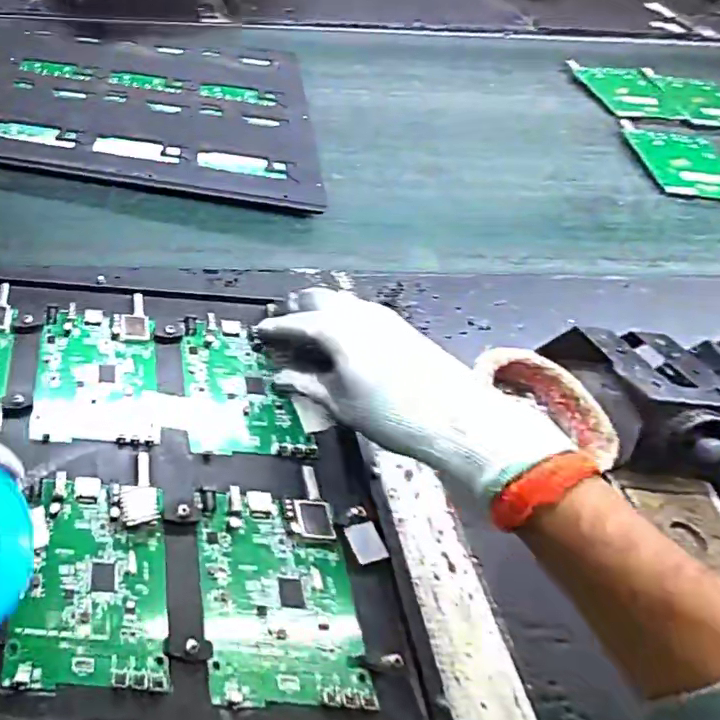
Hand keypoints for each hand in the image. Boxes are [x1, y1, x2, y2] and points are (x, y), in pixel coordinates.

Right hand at [254, 288, 573, 504]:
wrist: (461, 420)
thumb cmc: (392, 415)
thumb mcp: (340, 404)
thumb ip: (306, 385)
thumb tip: (281, 378)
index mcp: (334, 329)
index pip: (293, 323)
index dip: (273, 329)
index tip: (259, 333)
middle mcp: (356, 314)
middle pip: (316, 299)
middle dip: (296, 310)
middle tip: (283, 326)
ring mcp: (381, 316)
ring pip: (340, 301)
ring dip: (320, 311)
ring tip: (310, 331)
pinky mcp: (400, 326)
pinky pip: (359, 310)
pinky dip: (342, 317)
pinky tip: (343, 337)